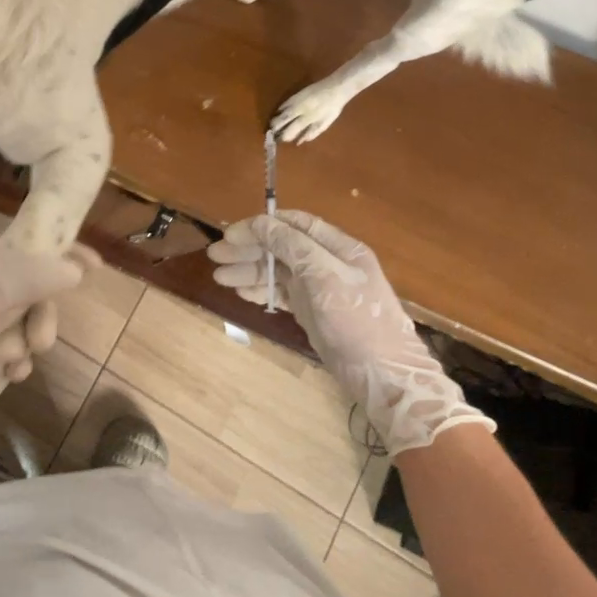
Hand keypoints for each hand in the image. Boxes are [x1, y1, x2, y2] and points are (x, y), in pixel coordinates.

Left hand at [0, 235, 92, 431]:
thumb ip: (27, 279)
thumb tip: (78, 268)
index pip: (33, 244)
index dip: (64, 253)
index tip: (96, 265)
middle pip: (32, 287)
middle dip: (41, 316)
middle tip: (41, 343)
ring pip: (20, 318)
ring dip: (26, 341)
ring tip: (14, 366)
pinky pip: (4, 340)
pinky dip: (13, 355)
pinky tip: (9, 373)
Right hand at [209, 210, 493, 455]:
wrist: (381, 374)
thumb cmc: (357, 321)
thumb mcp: (324, 276)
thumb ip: (292, 246)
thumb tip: (261, 222)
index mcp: (338, 248)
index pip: (294, 224)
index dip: (261, 225)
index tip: (231, 234)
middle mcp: (327, 263)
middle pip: (280, 247)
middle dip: (247, 249)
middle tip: (214, 256)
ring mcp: (318, 287)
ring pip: (276, 270)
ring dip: (247, 270)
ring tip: (219, 277)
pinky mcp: (311, 309)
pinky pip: (280, 291)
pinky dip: (260, 290)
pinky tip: (241, 293)